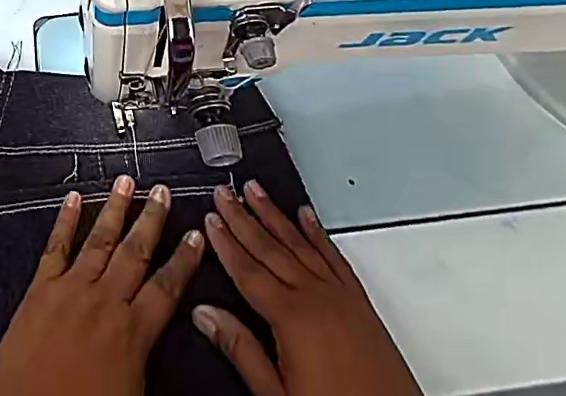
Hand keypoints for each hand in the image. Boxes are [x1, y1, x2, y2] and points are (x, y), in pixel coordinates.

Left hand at [0, 175, 206, 395]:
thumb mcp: (133, 395)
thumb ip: (148, 360)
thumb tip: (162, 343)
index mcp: (131, 334)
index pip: (166, 287)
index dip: (184, 261)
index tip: (195, 236)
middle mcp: (104, 303)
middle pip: (135, 252)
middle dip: (151, 219)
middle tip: (162, 191)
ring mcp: (70, 291)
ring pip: (99, 240)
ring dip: (115, 208)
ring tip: (125, 181)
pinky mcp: (39, 291)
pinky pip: (55, 248)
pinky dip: (64, 220)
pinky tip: (72, 198)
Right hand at [197, 182, 421, 395]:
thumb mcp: (276, 395)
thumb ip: (240, 348)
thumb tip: (206, 315)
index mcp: (291, 317)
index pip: (247, 268)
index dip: (225, 242)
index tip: (210, 219)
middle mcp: (315, 297)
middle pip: (269, 246)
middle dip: (242, 216)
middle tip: (225, 192)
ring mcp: (339, 295)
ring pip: (298, 242)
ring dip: (274, 213)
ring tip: (256, 190)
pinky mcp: (359, 301)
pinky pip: (333, 256)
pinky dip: (317, 233)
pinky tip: (306, 217)